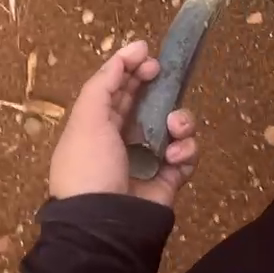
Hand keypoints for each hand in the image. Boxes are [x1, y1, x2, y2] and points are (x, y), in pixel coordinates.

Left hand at [48, 40, 197, 206]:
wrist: (106, 225)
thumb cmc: (90, 166)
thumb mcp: (86, 118)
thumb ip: (106, 80)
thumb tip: (135, 48)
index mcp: (98, 126)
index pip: (118, 88)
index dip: (132, 67)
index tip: (148, 53)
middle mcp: (124, 139)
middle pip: (148, 100)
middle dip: (158, 85)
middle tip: (163, 74)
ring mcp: (149, 158)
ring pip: (175, 123)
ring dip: (180, 118)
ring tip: (174, 126)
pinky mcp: (170, 176)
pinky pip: (187, 152)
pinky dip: (186, 149)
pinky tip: (174, 154)